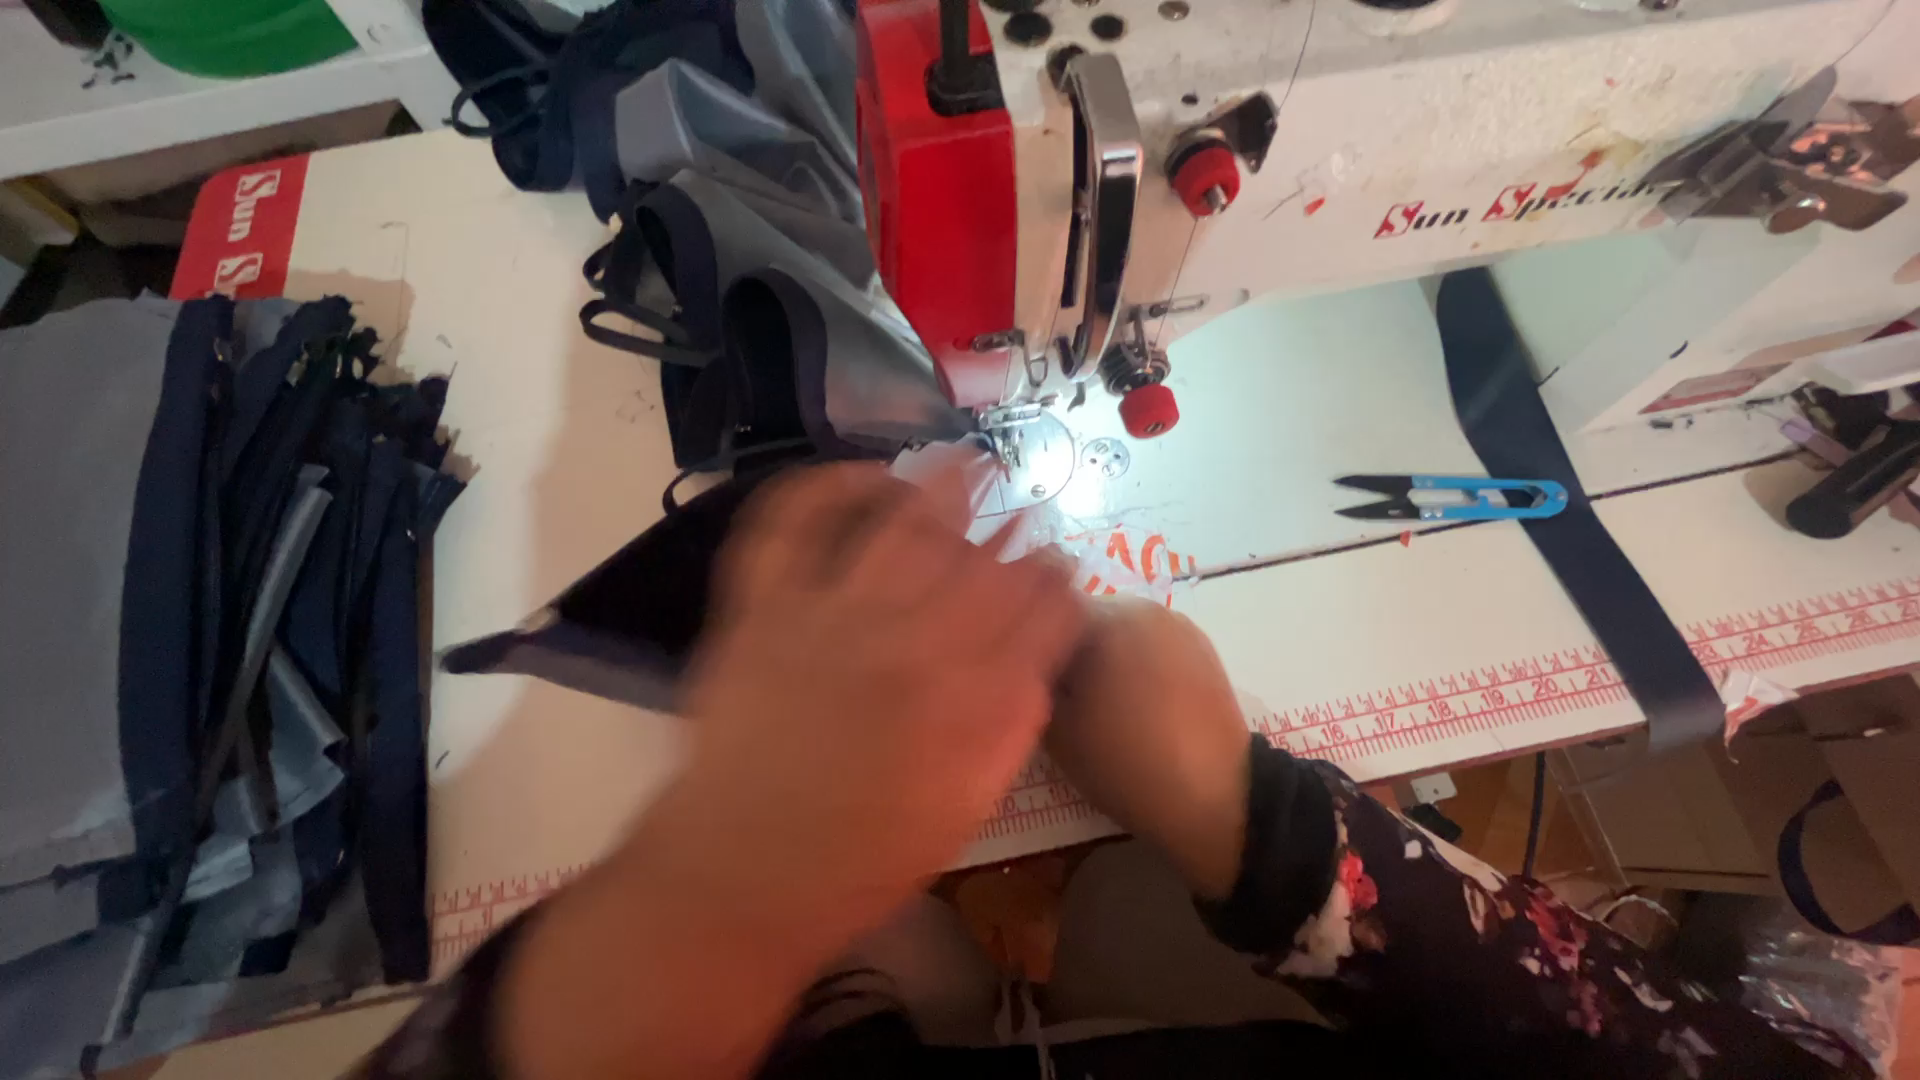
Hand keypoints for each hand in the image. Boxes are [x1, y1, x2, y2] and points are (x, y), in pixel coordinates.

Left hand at [501, 461, 1083, 1079]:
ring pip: (897, 528)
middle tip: (1025, 500)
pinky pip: (790, 527)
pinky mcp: (763, 609)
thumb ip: (1009, 732)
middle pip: (973, 562)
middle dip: (1009, 524)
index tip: (1062, 563)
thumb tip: (1036, 664)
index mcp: (960, 697)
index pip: (1029, 616)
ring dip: (941, 487)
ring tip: (966, 459)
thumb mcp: (963, 810)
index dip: (1055, 582)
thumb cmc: (860, 855)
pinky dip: (824, 488)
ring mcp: (828, 616)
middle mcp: (904, 642)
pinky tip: (860, 474)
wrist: (740, 872)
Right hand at [1047, 597, 1251, 897]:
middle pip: (1083, 614)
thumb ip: (1032, 682)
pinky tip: (1132, 698)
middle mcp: (1140, 605)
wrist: (1216, 796)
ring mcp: (1174, 622)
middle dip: (1066, 645)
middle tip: (1055, 689)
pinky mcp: (1199, 644)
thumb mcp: (1056, 729)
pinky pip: (1148, 640)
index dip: (1027, 641)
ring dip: (1100, 652)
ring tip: (1095, 697)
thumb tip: (1025, 662)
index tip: (1022, 674)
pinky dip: (1132, 659)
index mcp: (1103, 617)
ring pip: (1117, 626)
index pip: (1044, 610)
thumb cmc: (1126, 762)